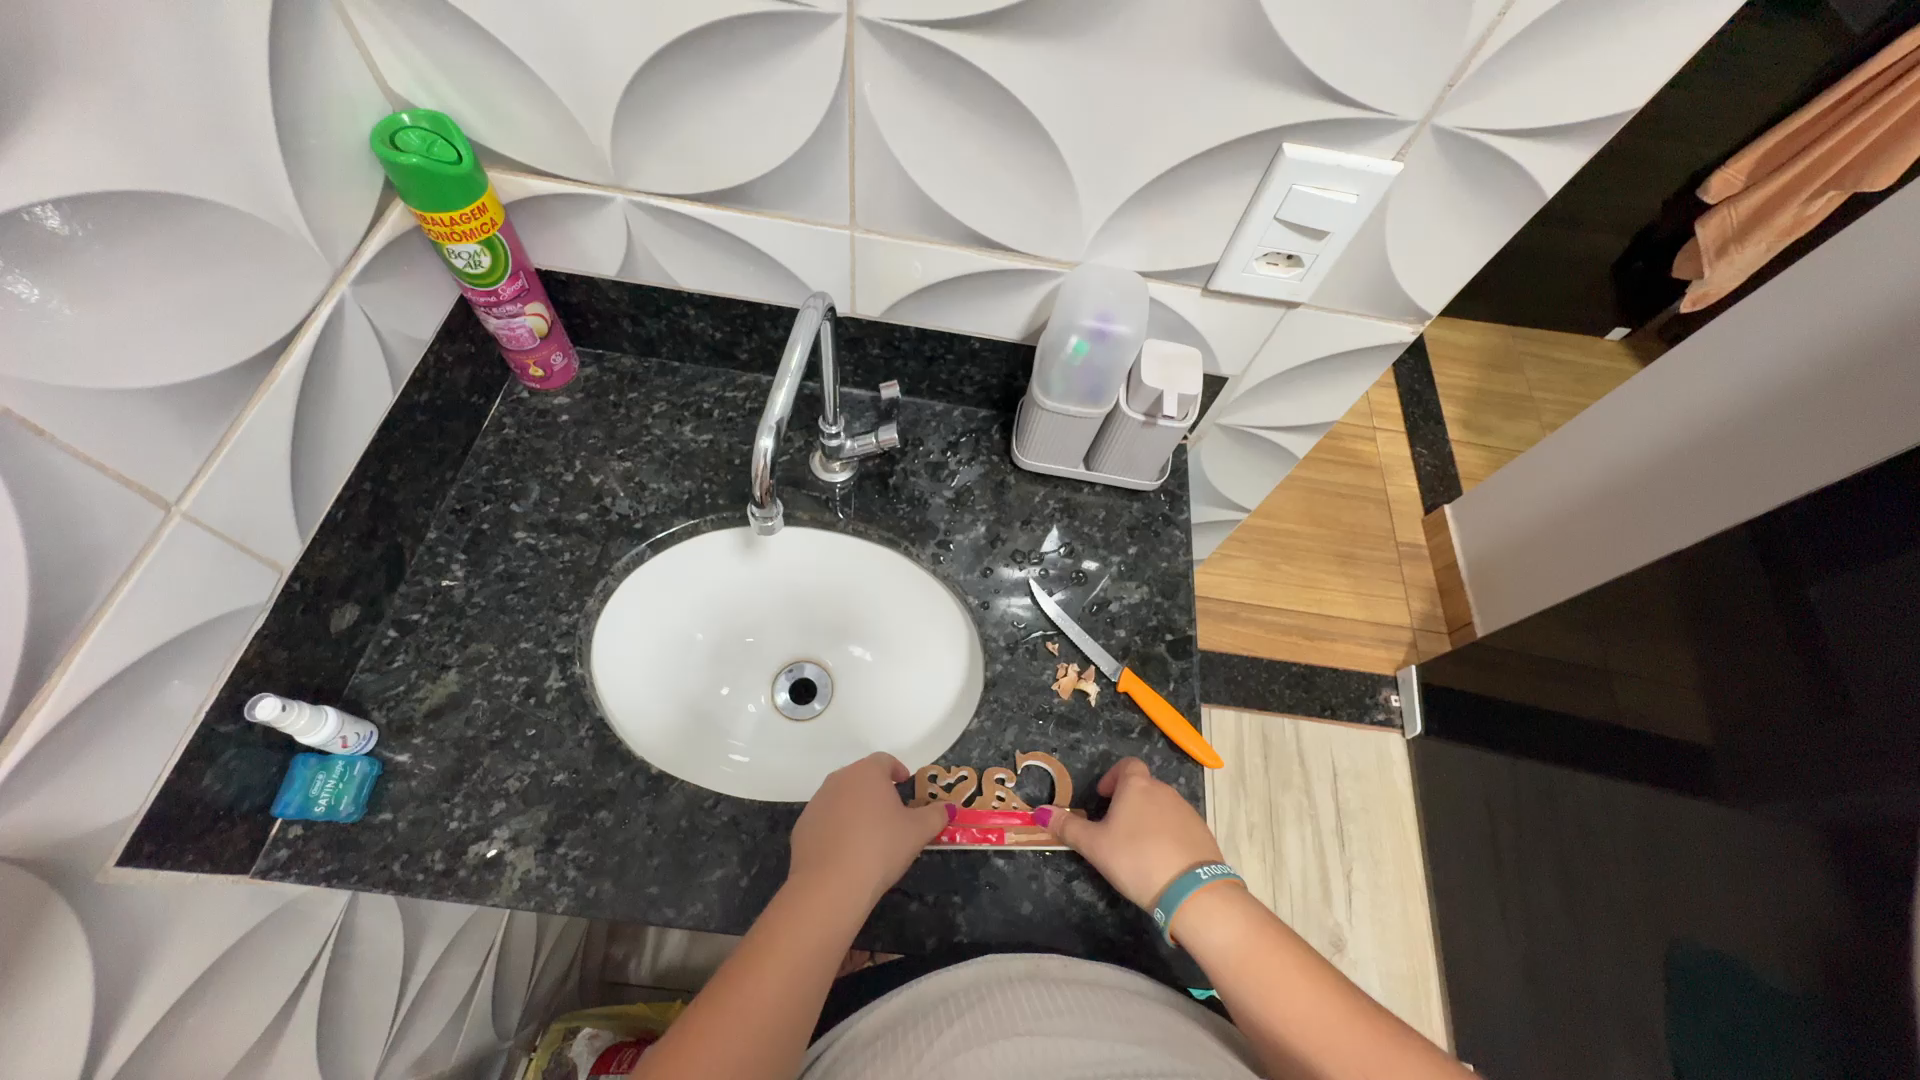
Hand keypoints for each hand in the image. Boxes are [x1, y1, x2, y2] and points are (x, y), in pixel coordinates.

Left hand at [789, 753, 949, 908]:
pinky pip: (825, 820)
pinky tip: (847, 851)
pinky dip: (837, 828)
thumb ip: (936, 815)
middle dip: (876, 789)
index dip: (897, 769)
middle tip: (891, 811)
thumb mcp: (918, 832)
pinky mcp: (803, 826)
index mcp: (867, 773)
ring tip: (869, 833)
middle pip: (860, 777)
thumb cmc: (881, 848)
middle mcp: (839, 780)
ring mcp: (817, 802)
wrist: (831, 884)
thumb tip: (948, 808)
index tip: (904, 782)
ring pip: (841, 797)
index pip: (884, 760)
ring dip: (855, 808)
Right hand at [1037, 757, 1224, 909]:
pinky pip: (1179, 825)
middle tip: (1114, 827)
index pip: (1127, 765)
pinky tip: (1160, 860)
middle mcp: (1164, 791)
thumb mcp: (1094, 846)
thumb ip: (1067, 827)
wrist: (1191, 890)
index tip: (1103, 797)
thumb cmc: (1135, 858)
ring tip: (1136, 847)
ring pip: (1162, 806)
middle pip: (1144, 786)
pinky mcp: (1202, 832)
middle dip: (1128, 800)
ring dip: (1148, 817)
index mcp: (1136, 786)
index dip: (1114, 777)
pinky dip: (1167, 834)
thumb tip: (1039, 811)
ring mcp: (1186, 811)